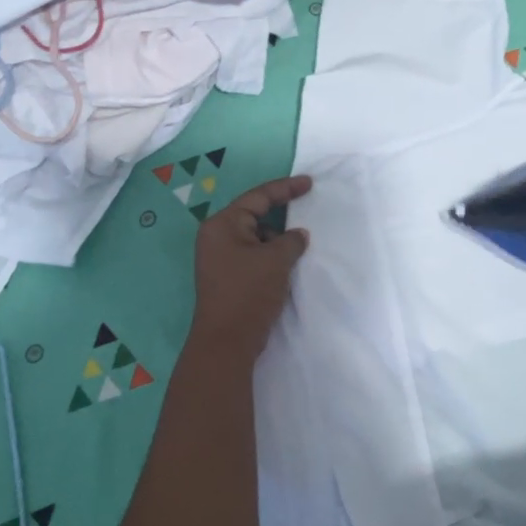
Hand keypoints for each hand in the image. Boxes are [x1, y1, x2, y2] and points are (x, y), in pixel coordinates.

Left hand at [190, 175, 312, 358]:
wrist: (227, 342)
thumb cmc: (249, 292)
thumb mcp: (276, 260)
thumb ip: (291, 240)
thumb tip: (297, 235)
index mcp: (222, 225)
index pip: (258, 197)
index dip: (285, 188)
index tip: (309, 183)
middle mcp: (217, 237)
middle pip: (255, 216)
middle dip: (281, 215)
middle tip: (307, 210)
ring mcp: (220, 258)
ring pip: (256, 237)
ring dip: (278, 240)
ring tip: (300, 246)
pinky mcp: (228, 277)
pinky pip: (254, 255)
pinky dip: (271, 256)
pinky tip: (289, 263)